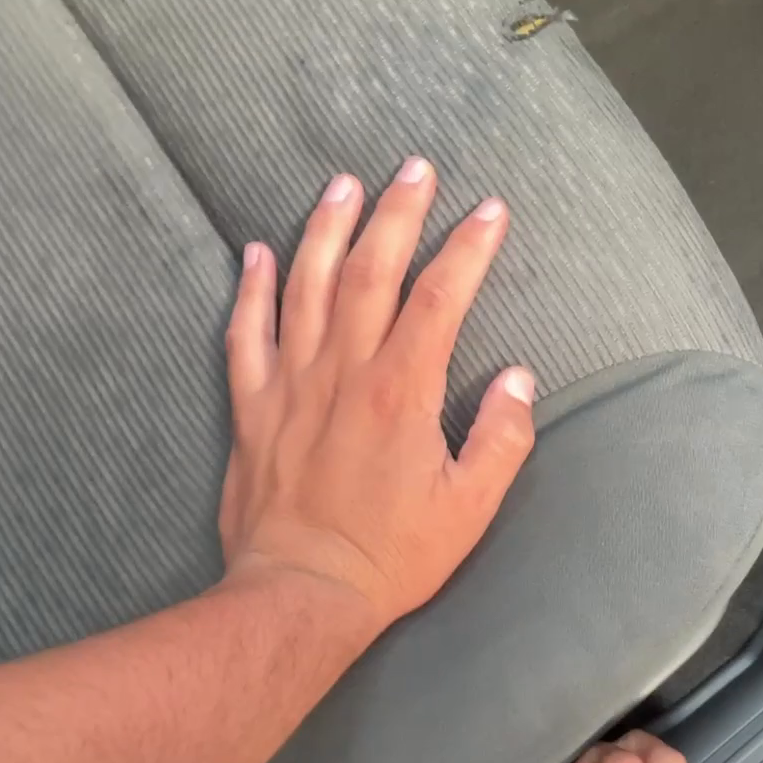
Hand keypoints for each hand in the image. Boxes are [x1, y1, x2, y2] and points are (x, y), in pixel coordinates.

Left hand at [218, 157, 535, 627]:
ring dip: (326, 229)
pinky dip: (251, 289)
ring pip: (306, 287)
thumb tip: (518, 379)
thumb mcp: (472, 506)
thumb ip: (502, 437)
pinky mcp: (252, 407)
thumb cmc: (395, 553)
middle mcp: (344, 372)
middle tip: (414, 168)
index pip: (439, 299)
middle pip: (370, 272)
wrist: (304, 594)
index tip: (490, 211)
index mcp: (402, 392)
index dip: (468, 249)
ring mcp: (290, 384)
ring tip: (343, 184)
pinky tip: (257, 251)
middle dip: (397, 214)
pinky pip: (244, 333)